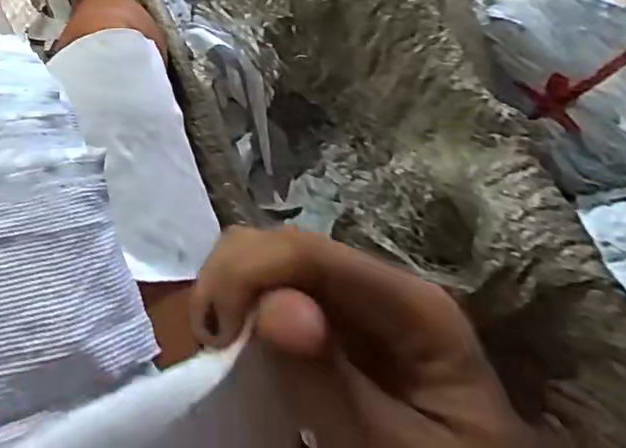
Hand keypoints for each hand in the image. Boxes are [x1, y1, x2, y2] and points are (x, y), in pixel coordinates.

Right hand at [192, 226, 536, 447]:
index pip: (307, 249)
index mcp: (411, 304)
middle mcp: (380, 285)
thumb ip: (332, 382)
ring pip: (270, 261)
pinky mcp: (338, 327)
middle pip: (282, 244)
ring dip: (233, 295)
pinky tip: (240, 351)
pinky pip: (275, 295)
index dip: (247, 272)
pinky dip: (245, 314)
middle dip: (233, 279)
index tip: (215, 336)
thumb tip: (269, 306)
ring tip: (222, 353)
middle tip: (213, 348)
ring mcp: (357, 304)